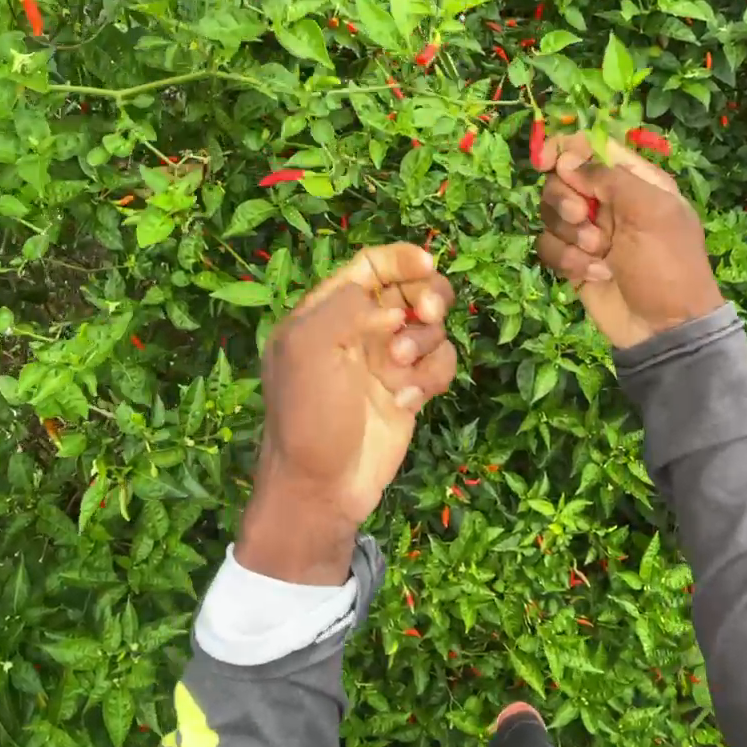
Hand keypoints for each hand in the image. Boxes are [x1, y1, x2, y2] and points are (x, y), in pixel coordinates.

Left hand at [237, 243, 457, 584]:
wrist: (321, 488)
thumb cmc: (307, 415)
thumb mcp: (306, 349)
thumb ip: (346, 307)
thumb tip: (393, 308)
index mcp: (327, 311)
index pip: (370, 266)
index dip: (401, 258)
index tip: (426, 264)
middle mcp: (360, 330)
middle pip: (410, 289)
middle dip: (427, 295)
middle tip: (425, 313)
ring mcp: (386, 361)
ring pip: (431, 326)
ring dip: (426, 341)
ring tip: (400, 369)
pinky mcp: (410, 389)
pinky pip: (440, 364)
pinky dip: (433, 376)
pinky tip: (409, 400)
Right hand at [533, 132, 723, 349]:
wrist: (665, 328)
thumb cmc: (668, 265)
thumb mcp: (651, 212)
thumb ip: (609, 178)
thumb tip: (564, 161)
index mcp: (634, 180)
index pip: (590, 146)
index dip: (564, 148)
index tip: (546, 162)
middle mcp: (608, 201)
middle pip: (560, 179)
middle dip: (565, 200)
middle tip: (584, 219)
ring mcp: (588, 231)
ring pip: (549, 215)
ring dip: (570, 236)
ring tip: (599, 255)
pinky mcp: (572, 260)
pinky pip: (548, 247)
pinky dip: (567, 261)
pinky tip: (595, 275)